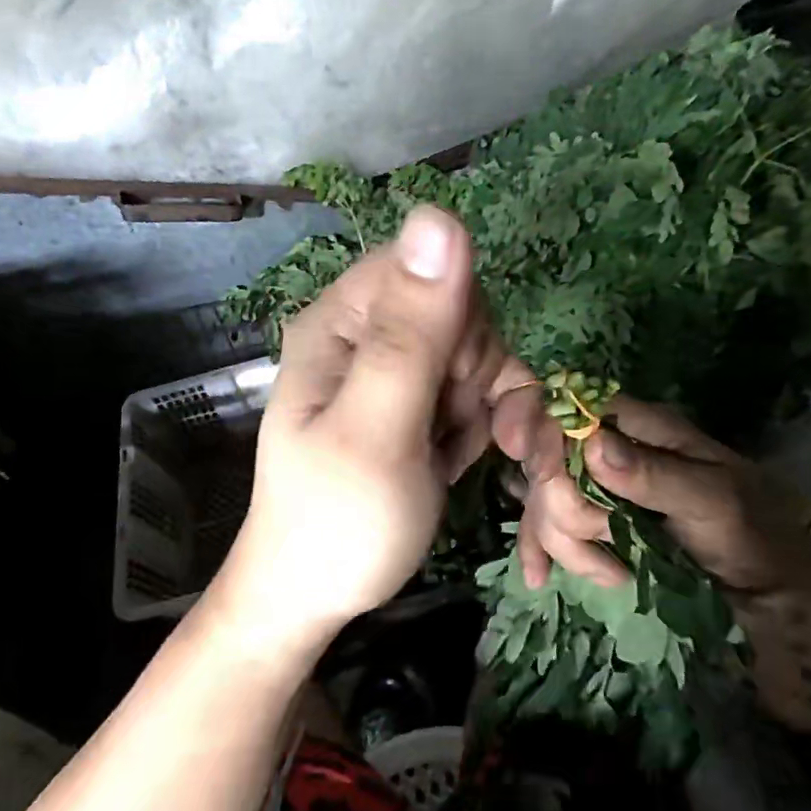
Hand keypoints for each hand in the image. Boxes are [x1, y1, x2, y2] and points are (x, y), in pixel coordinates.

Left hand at [211, 206, 531, 640]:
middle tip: (473, 435)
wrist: (316, 594)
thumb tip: (439, 216)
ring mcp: (392, 371)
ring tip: (471, 459)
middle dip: (484, 375)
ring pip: (480, 355)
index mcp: (340, 323)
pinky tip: (466, 461)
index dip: (464, 323)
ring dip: (494, 407)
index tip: (463, 387)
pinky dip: (487, 426)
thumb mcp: (375, 428)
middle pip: (464, 313)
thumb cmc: (337, 521)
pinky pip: (477, 391)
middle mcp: (365, 334)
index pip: (430, 270)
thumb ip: (409, 332)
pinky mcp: (415, 405)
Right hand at [493, 393, 810, 594]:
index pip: (568, 410)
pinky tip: (538, 576)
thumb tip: (590, 444)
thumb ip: (653, 474)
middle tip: (605, 535)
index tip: (549, 479)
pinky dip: (538, 551)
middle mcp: (606, 448)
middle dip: (565, 508)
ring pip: (541, 500)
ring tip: (611, 571)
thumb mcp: (712, 500)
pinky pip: (544, 526)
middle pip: (546, 463)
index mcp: (637, 426)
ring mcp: (592, 485)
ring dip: (567, 542)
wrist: (763, 588)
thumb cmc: (749, 534)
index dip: (546, 439)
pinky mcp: (586, 519)